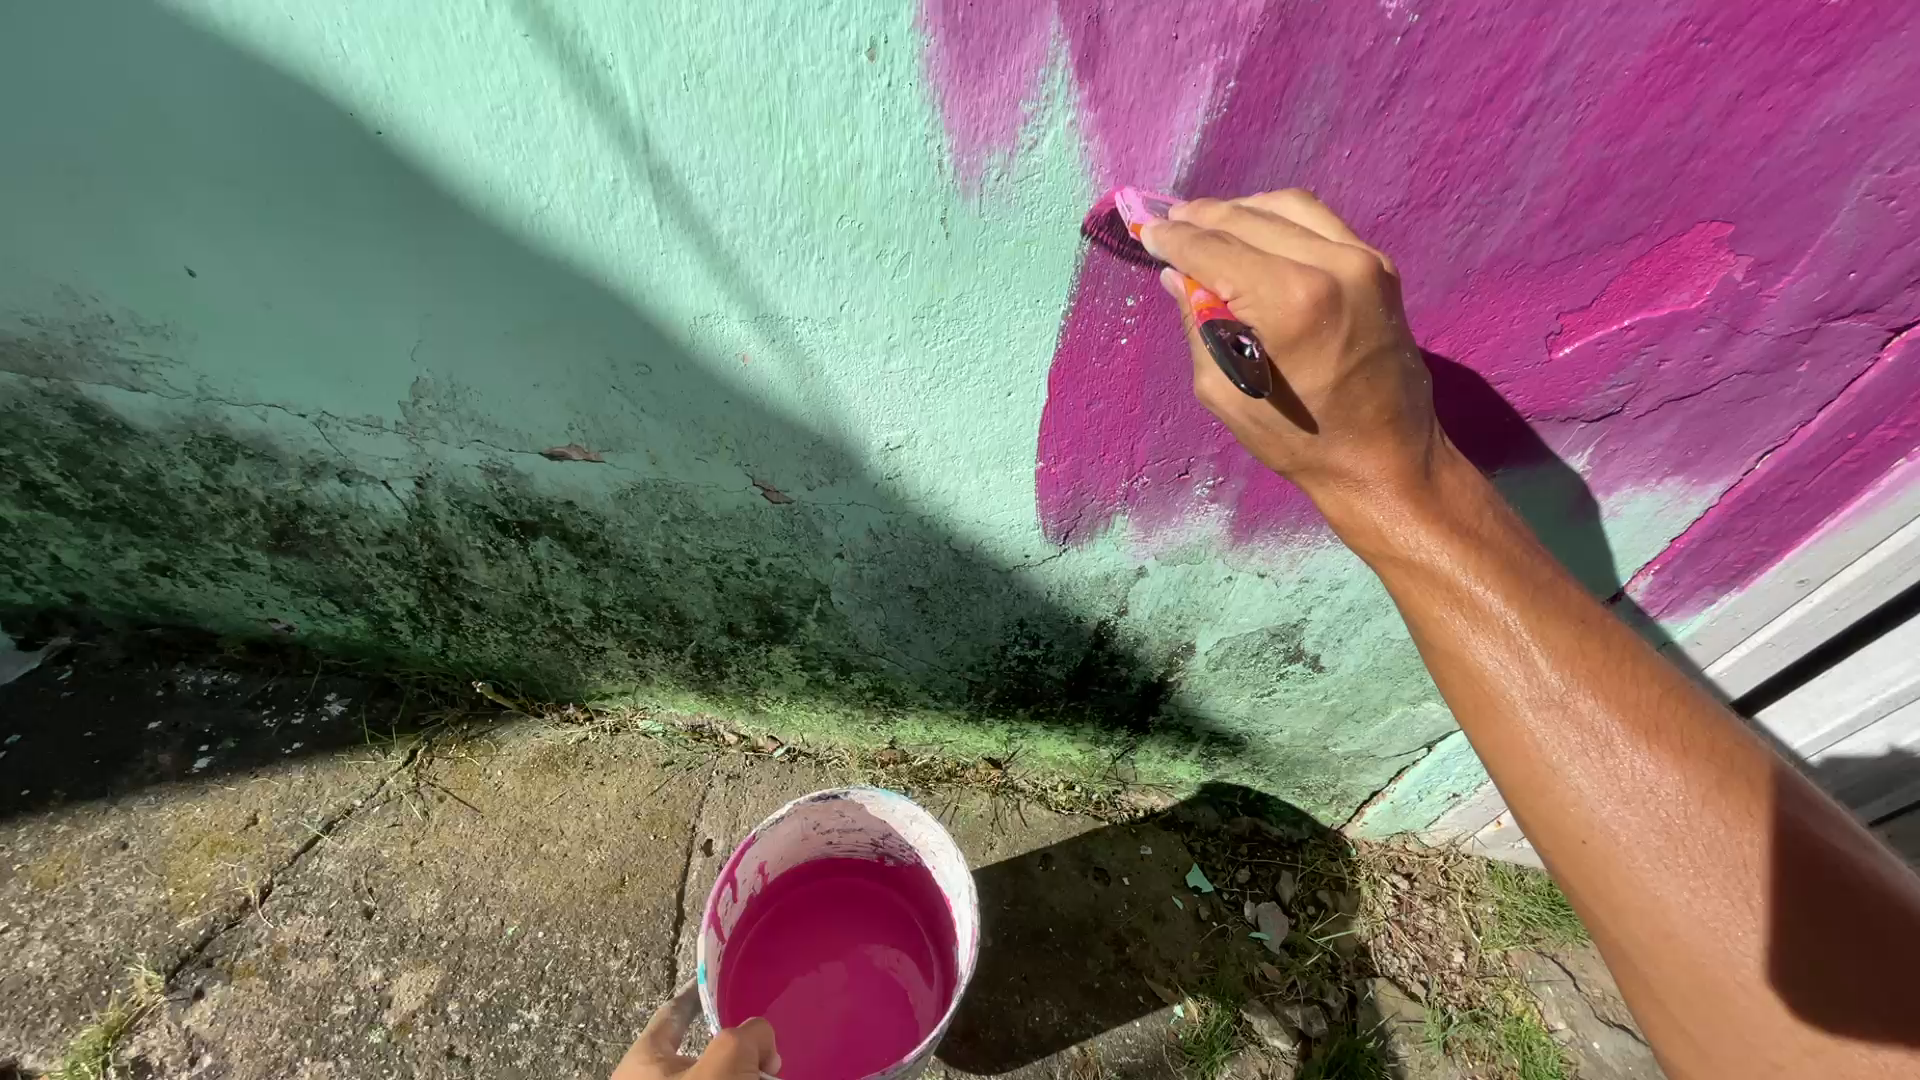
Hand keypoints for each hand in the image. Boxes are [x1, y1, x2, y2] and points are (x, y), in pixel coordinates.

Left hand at [611, 983, 780, 1079]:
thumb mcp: (728, 1059)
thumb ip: (751, 1035)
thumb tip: (763, 1048)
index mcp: (643, 1061)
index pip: (671, 1014)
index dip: (695, 995)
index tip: (714, 981)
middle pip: (697, 1055)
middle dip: (734, 1050)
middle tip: (765, 1050)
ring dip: (741, 1076)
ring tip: (771, 1074)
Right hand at [1140, 190, 1445, 513]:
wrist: (1384, 456)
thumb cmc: (1297, 440)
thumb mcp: (1225, 393)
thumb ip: (1199, 325)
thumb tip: (1179, 277)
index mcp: (1290, 301)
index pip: (1215, 251)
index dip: (1174, 240)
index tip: (1144, 230)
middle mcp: (1331, 264)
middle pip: (1248, 221)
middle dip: (1199, 219)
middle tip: (1164, 222)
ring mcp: (1362, 258)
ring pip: (1285, 207)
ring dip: (1237, 211)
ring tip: (1202, 222)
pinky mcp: (1378, 263)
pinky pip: (1316, 220)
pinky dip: (1275, 218)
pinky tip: (1250, 230)